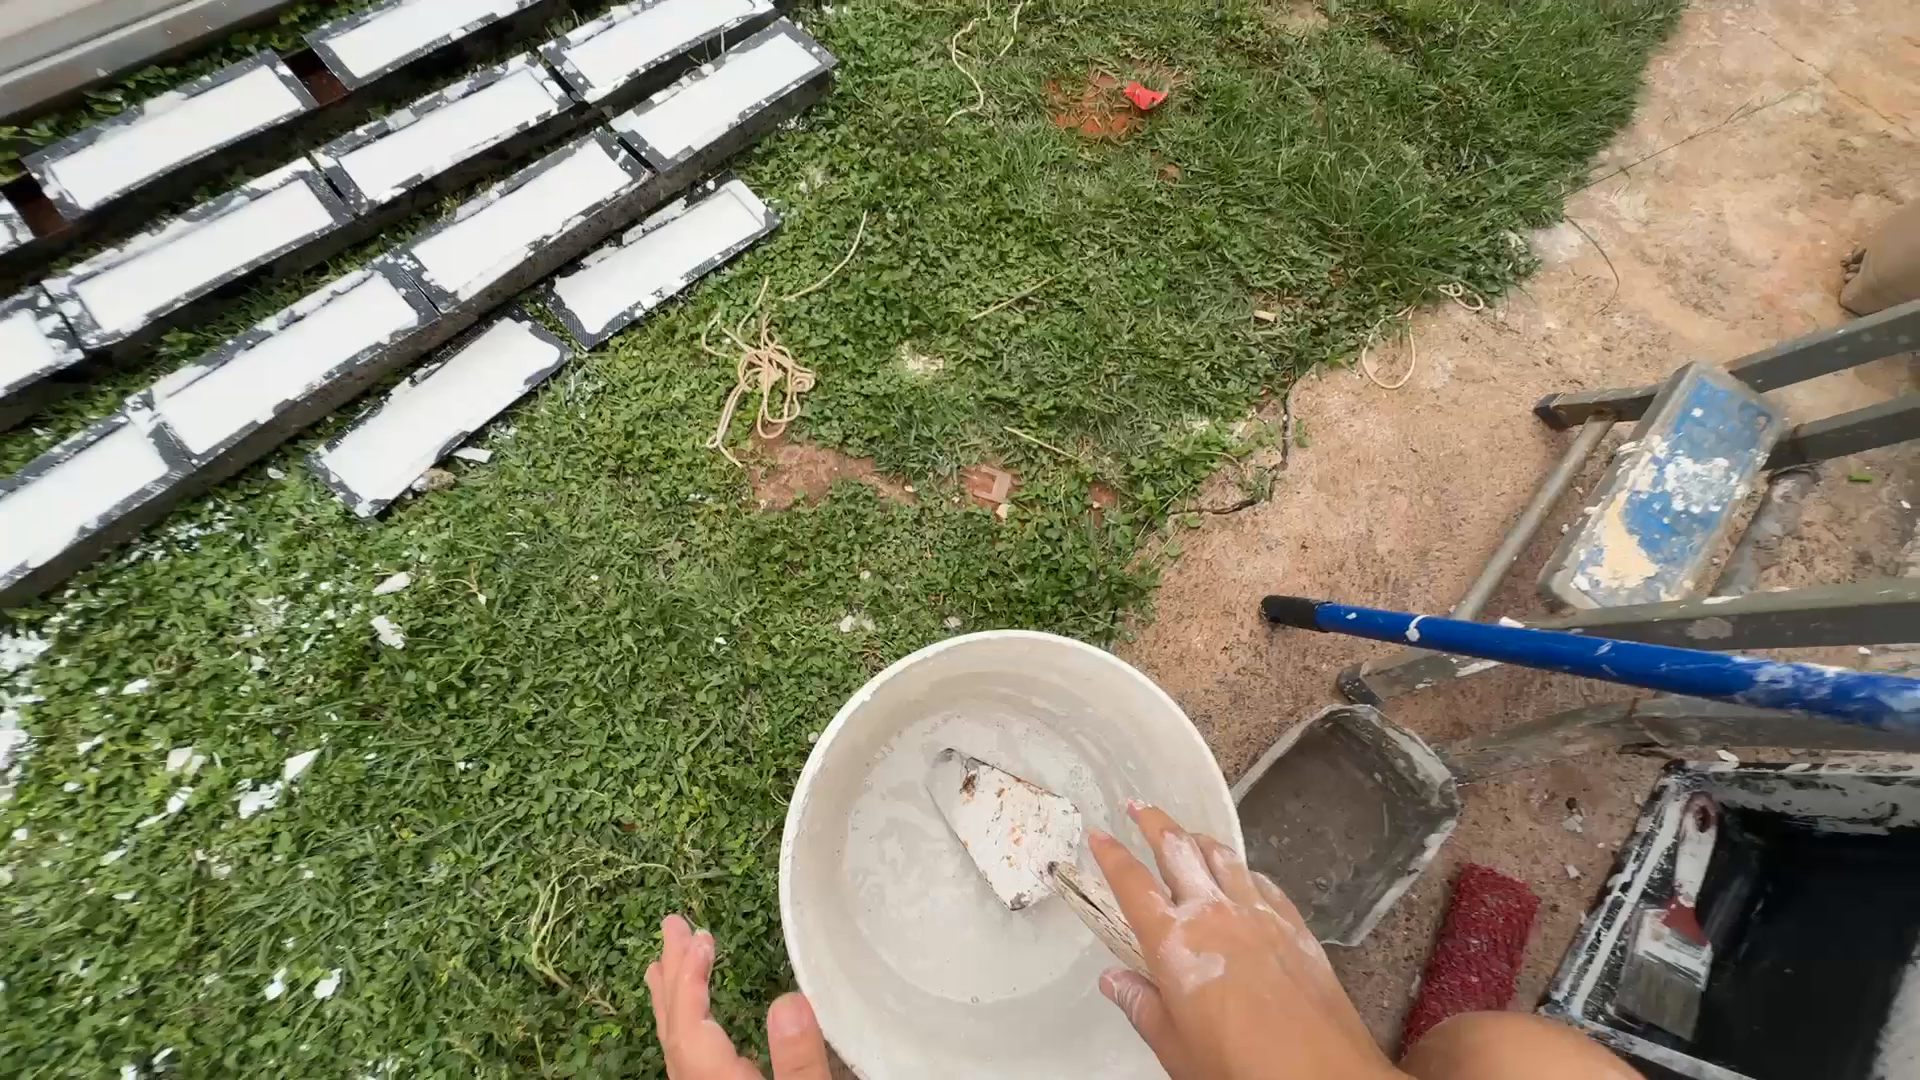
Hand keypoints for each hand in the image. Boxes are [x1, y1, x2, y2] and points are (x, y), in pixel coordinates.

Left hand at [645, 914, 831, 1078]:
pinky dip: (691, 1018)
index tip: (701, 936)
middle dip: (675, 974)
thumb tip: (787, 1002)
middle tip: (672, 926)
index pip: (691, 1030)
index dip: (691, 979)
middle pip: (678, 1031)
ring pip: (681, 1043)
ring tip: (667, 961)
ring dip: (677, 995)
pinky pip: (693, 1052)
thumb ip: (799, 1060)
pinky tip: (701, 1013)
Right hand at [1089, 803, 1399, 1079]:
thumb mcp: (1176, 1049)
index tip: (1097, 834)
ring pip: (1220, 854)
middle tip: (1137, 807)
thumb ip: (1142, 1007)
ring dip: (1197, 838)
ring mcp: (1255, 912)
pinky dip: (1242, 870)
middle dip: (1152, 821)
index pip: (1131, 882)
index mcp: (1173, 939)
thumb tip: (1113, 980)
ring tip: (1186, 834)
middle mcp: (1211, 911)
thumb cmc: (1239, 1069)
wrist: (1322, 1079)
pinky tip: (1241, 876)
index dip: (1110, 854)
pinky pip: (1261, 881)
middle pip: (1175, 847)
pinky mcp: (1291, 923)